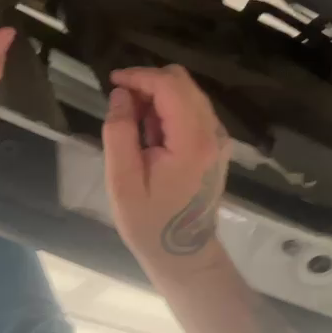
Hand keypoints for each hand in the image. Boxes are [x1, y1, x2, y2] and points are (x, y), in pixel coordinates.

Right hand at [102, 65, 230, 279]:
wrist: (185, 257)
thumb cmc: (150, 224)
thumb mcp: (122, 182)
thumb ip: (120, 133)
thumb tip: (122, 95)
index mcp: (193, 141)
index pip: (169, 86)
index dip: (139, 76)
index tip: (113, 81)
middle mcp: (213, 132)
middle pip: (182, 82)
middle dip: (148, 83)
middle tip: (123, 105)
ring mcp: (218, 138)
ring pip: (187, 92)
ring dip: (158, 95)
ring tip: (135, 125)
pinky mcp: (216, 144)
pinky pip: (192, 108)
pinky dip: (169, 108)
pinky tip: (152, 134)